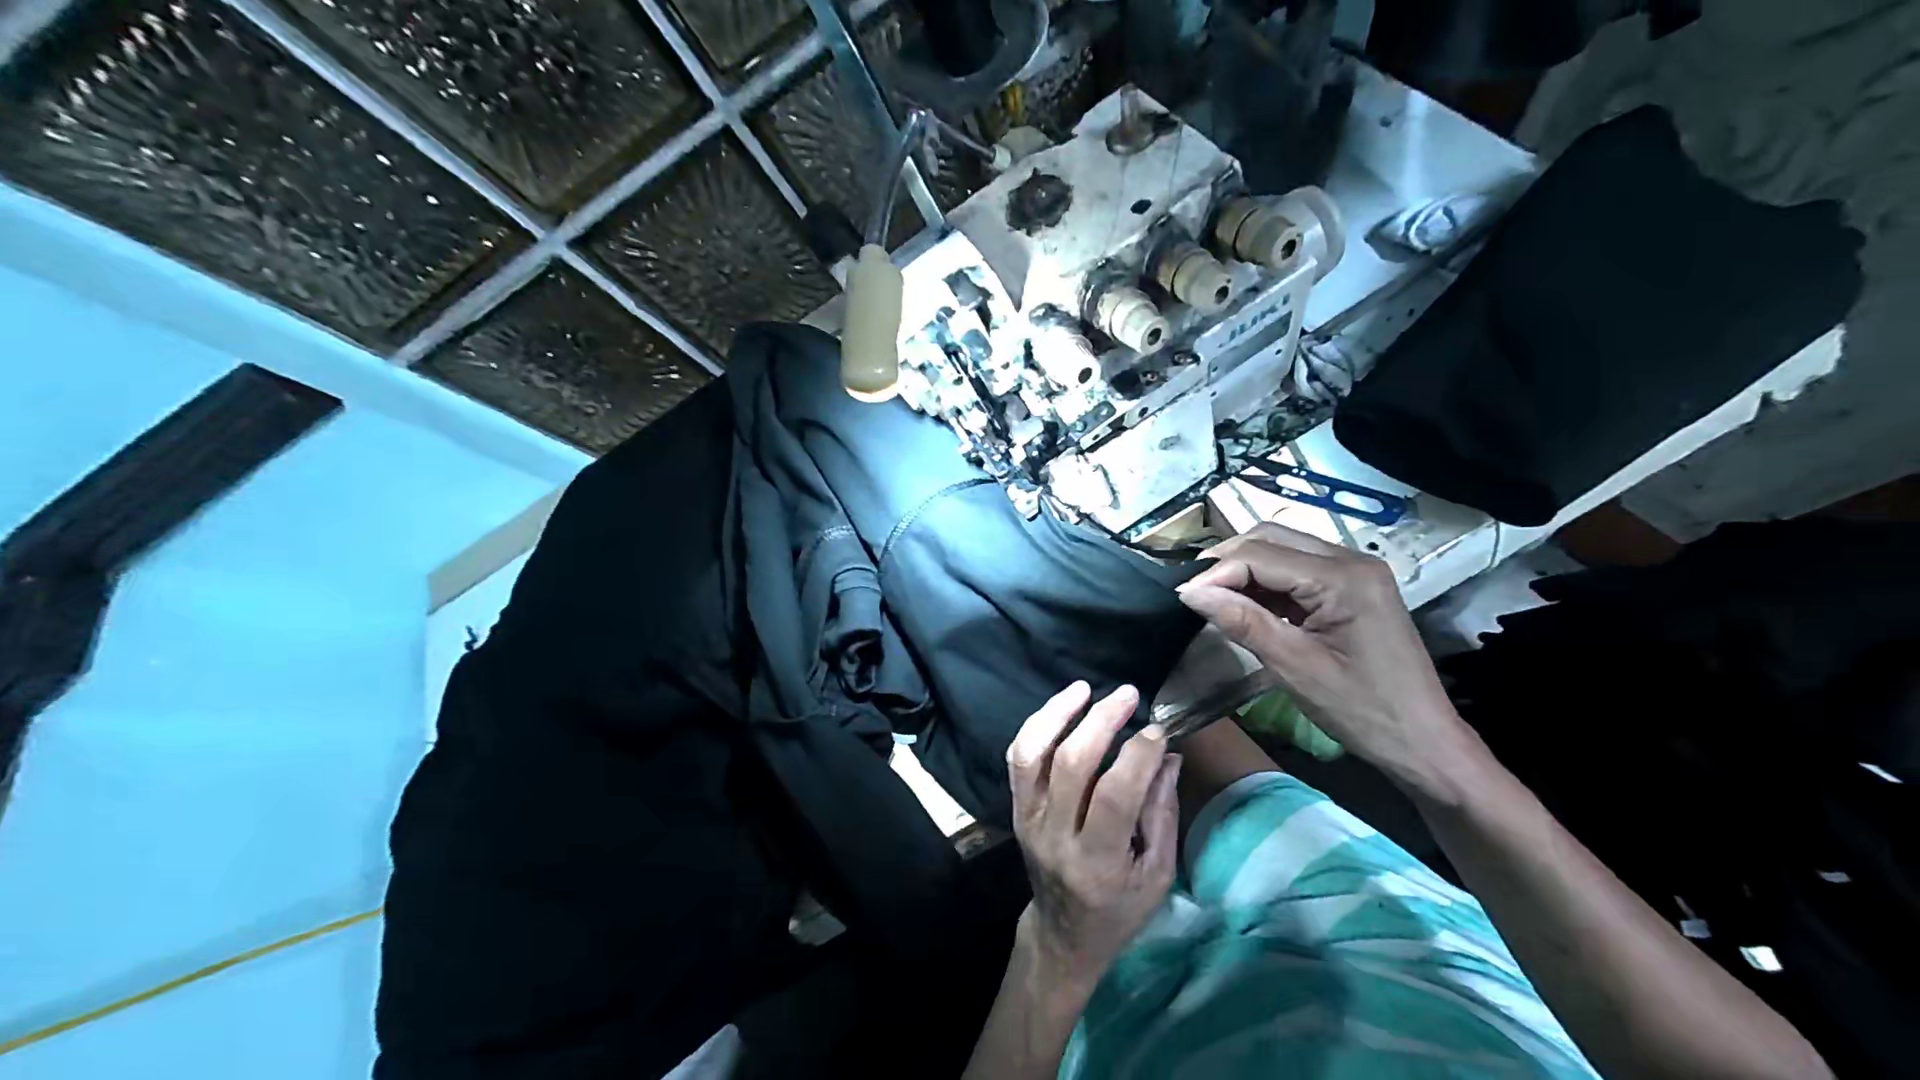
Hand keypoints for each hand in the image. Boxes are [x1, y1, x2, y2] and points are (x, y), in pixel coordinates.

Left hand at [1006, 681, 1180, 995]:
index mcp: (1098, 862)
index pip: (1114, 796)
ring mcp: (1029, 820)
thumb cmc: (1119, 909)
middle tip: (1128, 694)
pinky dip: (1037, 727)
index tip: (1157, 730)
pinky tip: (1060, 708)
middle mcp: (1056, 837)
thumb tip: (1167, 754)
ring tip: (1083, 688)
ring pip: (1032, 755)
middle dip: (1101, 721)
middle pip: (1071, 765)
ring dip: (1057, 714)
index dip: (1137, 756)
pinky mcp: (1016, 809)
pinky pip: (1018, 759)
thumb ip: (1162, 813)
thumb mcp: (1157, 875)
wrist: (1063, 933)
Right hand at [1175, 523, 1483, 800]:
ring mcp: (1354, 570)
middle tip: (1194, 593)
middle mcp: (1351, 560)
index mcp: (1343, 578)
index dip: (1216, 572)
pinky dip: (1265, 581)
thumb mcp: (1294, 667)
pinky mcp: (1351, 586)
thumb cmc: (1362, 710)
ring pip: (1281, 547)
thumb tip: (1189, 591)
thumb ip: (1241, 621)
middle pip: (1270, 538)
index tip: (1182, 598)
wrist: (1423, 741)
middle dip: (1226, 561)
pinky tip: (1246, 603)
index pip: (1260, 555)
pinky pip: (1297, 568)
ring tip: (1214, 597)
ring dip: (1244, 568)